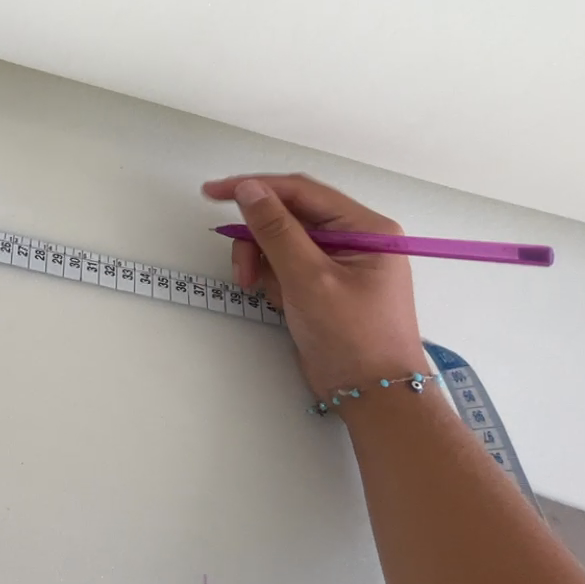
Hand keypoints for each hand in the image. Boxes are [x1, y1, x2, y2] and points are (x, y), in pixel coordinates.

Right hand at [201, 174, 424, 397]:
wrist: (373, 396)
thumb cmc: (351, 335)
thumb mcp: (308, 278)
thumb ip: (275, 229)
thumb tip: (248, 188)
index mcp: (366, 228)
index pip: (301, 191)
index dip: (254, 187)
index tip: (212, 192)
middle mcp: (354, 238)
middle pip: (288, 215)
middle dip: (257, 237)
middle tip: (240, 266)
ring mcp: (338, 261)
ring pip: (280, 240)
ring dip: (259, 259)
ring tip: (254, 287)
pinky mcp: (322, 282)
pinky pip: (284, 263)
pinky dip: (269, 276)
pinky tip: (274, 298)